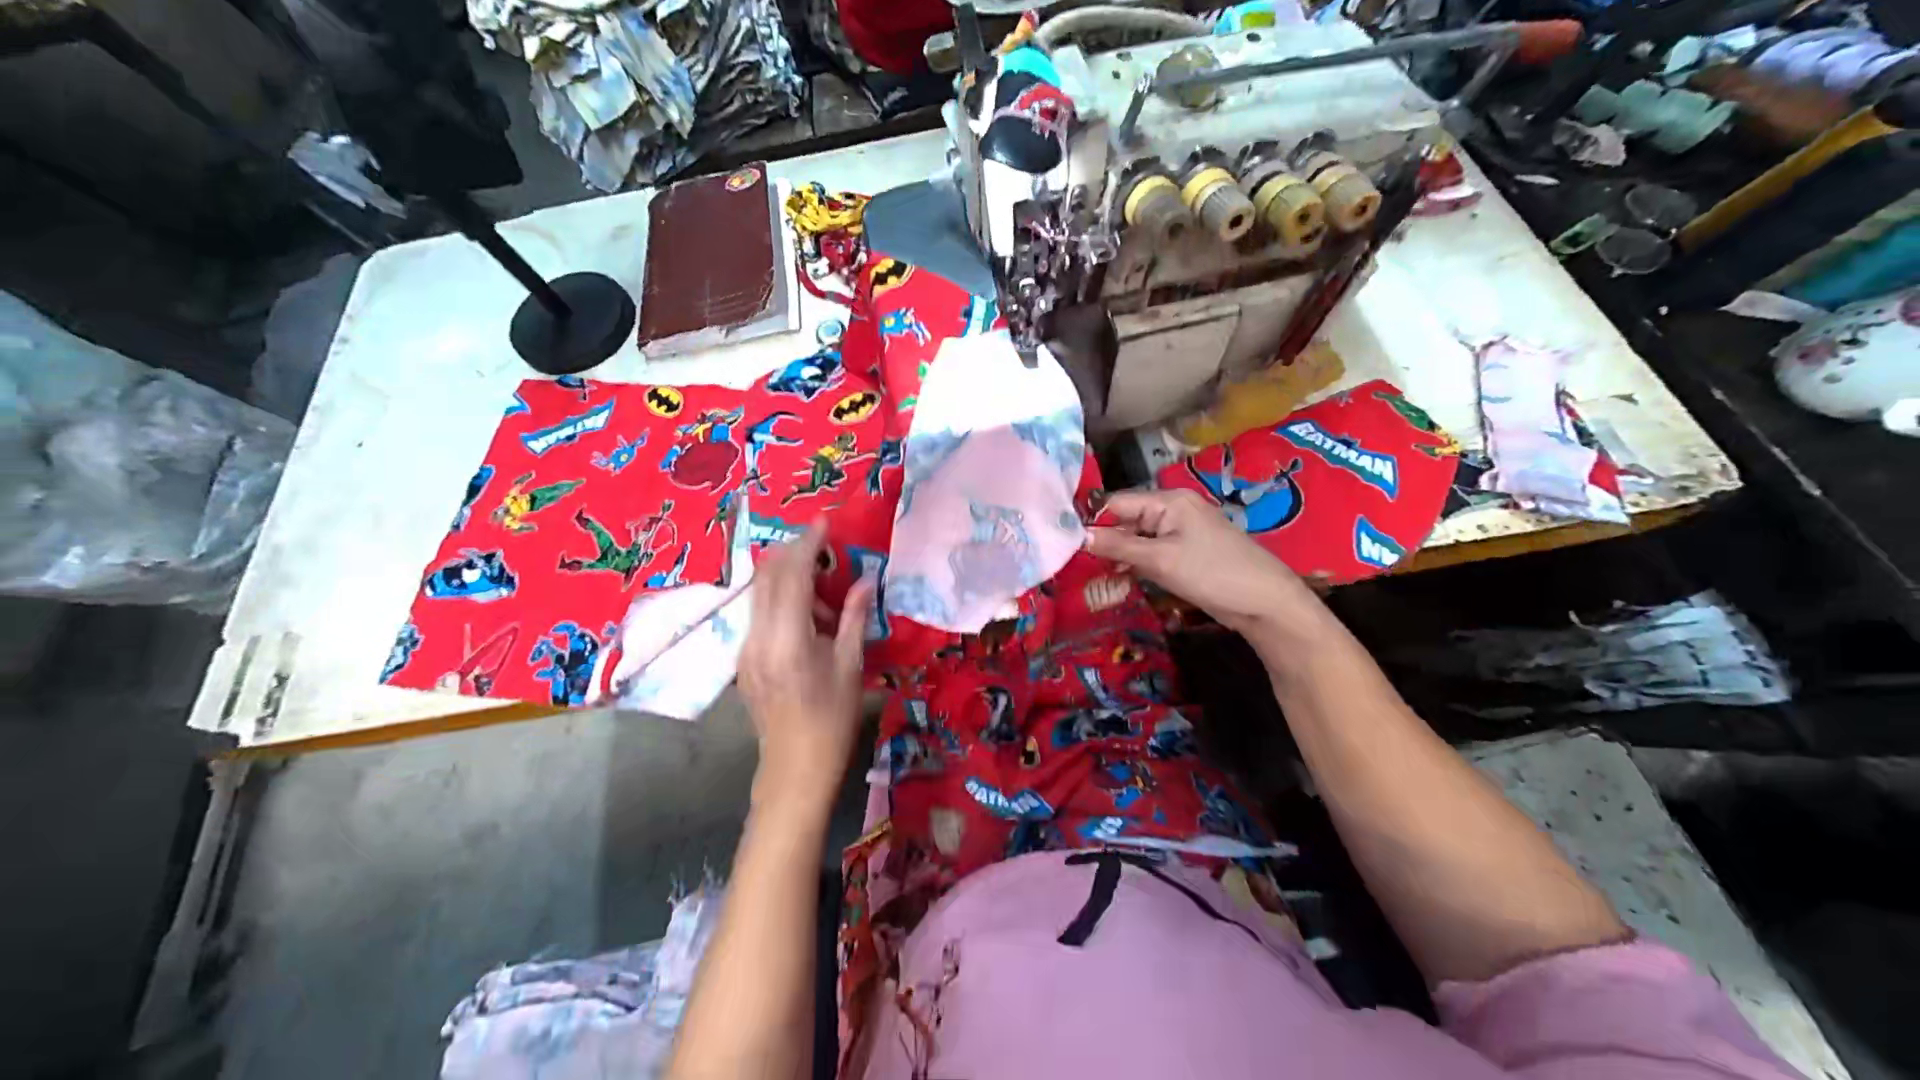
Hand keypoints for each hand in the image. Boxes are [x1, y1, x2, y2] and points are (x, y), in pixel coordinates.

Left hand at [737, 520, 873, 809]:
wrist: (795, 768)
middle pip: (767, 576)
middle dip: (793, 554)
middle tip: (825, 551)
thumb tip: (865, 582)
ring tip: (825, 599)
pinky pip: (759, 614)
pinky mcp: (743, 659)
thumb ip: (853, 617)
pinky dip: (782, 603)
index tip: (824, 523)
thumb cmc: (832, 719)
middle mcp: (758, 637)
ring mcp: (745, 648)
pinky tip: (808, 622)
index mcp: (787, 639)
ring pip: (760, 593)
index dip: (807, 545)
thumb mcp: (850, 666)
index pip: (792, 575)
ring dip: (788, 580)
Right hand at [1084, 488, 1330, 640]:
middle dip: (1104, 541)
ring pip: (1137, 539)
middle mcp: (1174, 510)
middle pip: (1126, 520)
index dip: (1091, 521)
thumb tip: (1078, 535)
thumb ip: (1118, 545)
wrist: (1265, 602)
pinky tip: (1120, 579)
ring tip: (1095, 576)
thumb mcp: (1160, 559)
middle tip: (1076, 565)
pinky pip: (1152, 553)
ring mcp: (1181, 532)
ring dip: (1118, 556)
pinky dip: (1136, 564)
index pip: (1117, 502)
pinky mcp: (1186, 554)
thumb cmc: (1212, 573)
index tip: (1065, 542)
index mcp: (1169, 500)